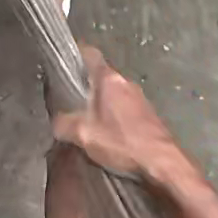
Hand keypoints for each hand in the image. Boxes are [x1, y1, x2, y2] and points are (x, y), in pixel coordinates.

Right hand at [52, 45, 197, 192]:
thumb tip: (55, 122)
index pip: (90, 53)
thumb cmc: (122, 143)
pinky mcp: (148, 113)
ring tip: (87, 118)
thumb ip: (63, 124)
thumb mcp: (83, 136)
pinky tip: (109, 131)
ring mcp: (139, 97)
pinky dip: (114, 113)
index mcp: (108, 79)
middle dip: (85, 85)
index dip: (75, 54)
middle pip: (100, 75)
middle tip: (68, 99)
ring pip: (113, 91)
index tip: (62, 61)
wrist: (162, 163)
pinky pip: (125, 105)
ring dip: (101, 101)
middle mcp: (125, 81)